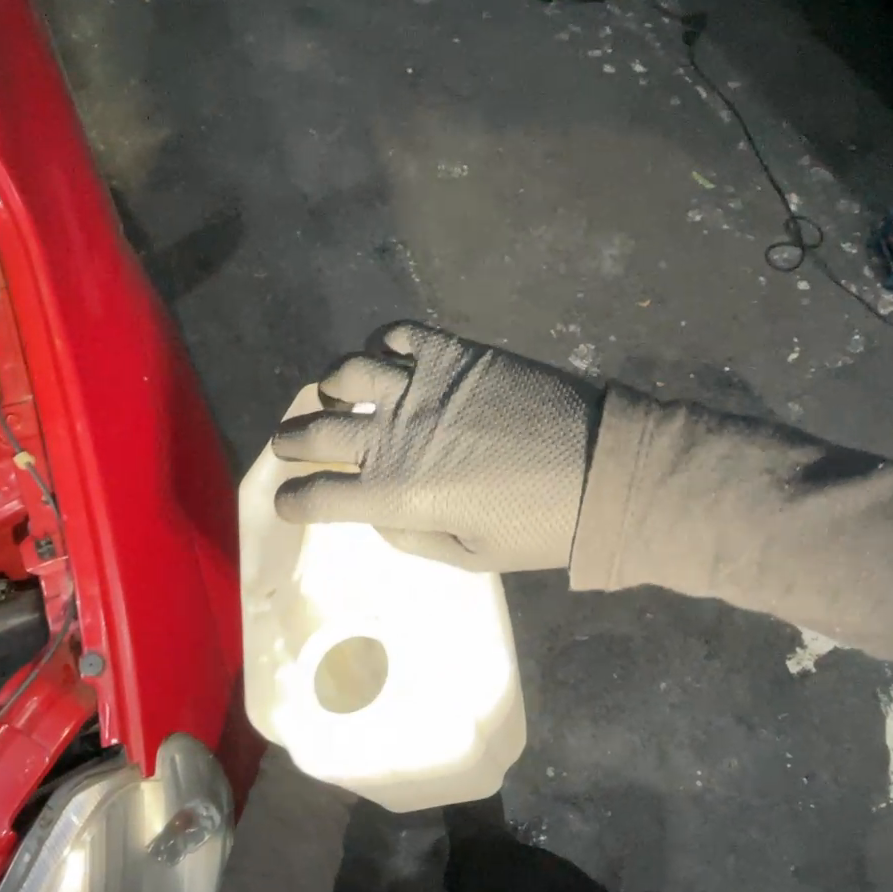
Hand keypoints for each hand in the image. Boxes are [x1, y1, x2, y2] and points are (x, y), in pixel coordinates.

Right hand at [272, 321, 600, 571]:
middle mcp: (396, 435)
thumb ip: (409, 536)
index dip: (292, 500)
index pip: (317, 495)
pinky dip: (380, 343)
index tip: (289, 500)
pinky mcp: (453, 353)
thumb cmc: (539, 527)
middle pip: (317, 430)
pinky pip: (396, 333)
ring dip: (329, 386)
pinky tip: (385, 358)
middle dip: (291, 441)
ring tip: (336, 394)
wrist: (603, 470)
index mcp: (397, 495)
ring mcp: (422, 386)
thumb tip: (374, 511)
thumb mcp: (470, 557)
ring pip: (345, 371)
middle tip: (289, 443)